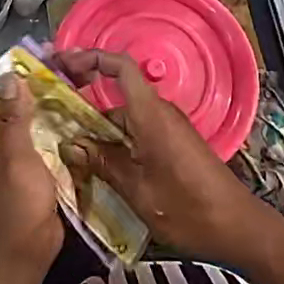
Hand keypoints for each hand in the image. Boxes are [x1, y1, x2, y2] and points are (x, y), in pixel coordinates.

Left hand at [0, 76, 61, 283]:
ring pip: (32, 128)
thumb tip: (9, 75)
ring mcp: (14, 163)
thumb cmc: (14, 209)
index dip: (16, 77)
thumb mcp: (15, 159)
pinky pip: (45, 147)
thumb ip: (13, 118)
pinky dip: (59, 135)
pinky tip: (81, 124)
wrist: (23, 260)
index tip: (44, 59)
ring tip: (81, 91)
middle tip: (71, 72)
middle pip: (15, 111)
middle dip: (38, 93)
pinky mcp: (33, 176)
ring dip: (51, 114)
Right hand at [57, 49, 281, 265]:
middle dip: (83, 106)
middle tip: (48, 121)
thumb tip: (70, 144)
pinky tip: (93, 166)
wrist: (235, 225)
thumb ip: (103, 163)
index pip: (121, 67)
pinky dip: (113, 143)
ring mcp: (166, 129)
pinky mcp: (171, 144)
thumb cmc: (187, 208)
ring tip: (64, 152)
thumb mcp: (138, 190)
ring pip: (123, 119)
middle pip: (116, 98)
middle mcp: (159, 113)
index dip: (91, 58)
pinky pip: (135, 133)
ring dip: (96, 131)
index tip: (62, 63)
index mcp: (151, 115)